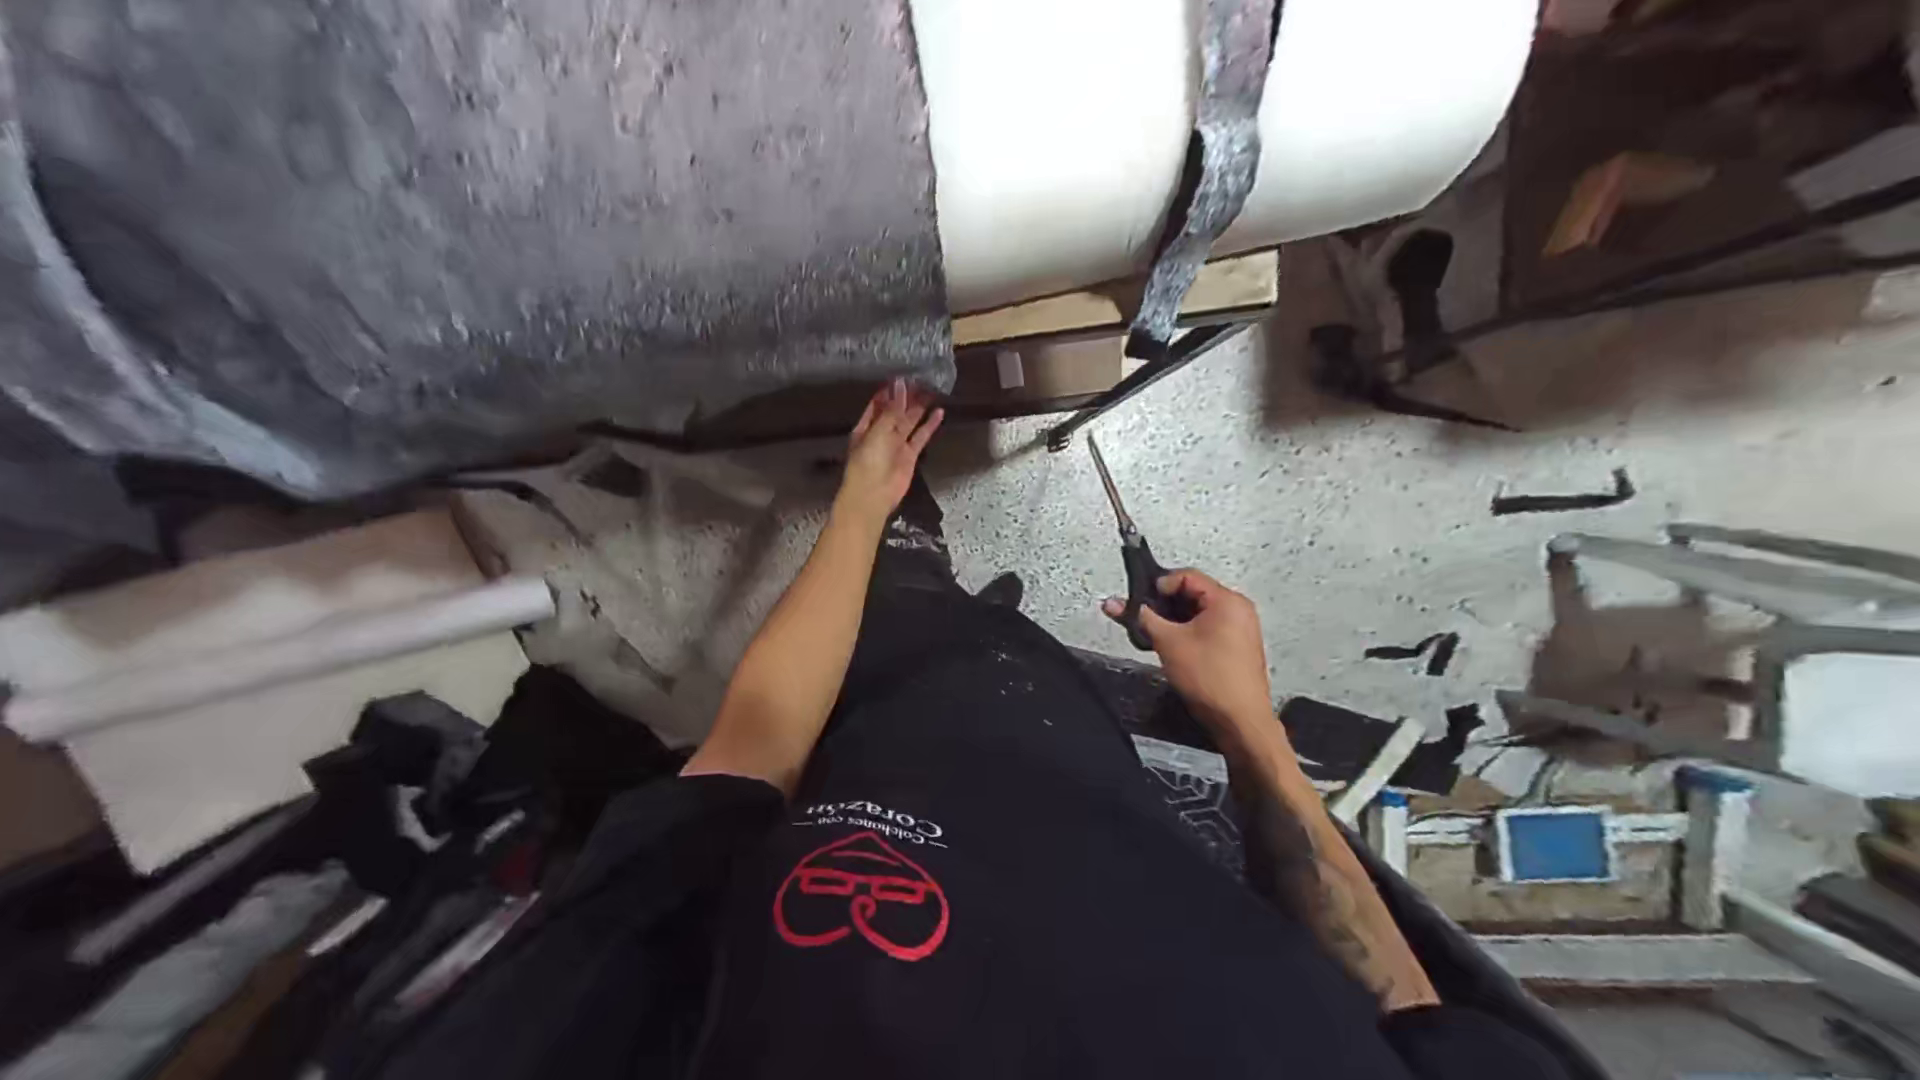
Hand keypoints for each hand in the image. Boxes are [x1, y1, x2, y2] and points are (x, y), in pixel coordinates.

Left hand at [836, 378, 943, 525]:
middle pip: (896, 411)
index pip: (878, 404)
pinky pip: (921, 437)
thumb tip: (901, 385)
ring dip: (919, 408)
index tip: (903, 375)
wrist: (873, 495)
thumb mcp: (878, 431)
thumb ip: (892, 409)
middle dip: (907, 397)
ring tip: (932, 390)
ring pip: (910, 422)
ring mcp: (896, 445)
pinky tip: (939, 412)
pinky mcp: (910, 455)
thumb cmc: (868, 462)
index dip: (890, 391)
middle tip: (921, 379)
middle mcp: (881, 433)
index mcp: (866, 427)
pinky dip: (929, 425)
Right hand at [1104, 568, 1272, 739]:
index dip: (1158, 585)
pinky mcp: (1237, 646)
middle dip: (1163, 604)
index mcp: (1227, 600)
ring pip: (1198, 612)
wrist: (1239, 720)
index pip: (1186, 576)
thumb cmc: (1208, 677)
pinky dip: (1187, 631)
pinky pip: (1208, 627)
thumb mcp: (1168, 642)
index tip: (1140, 602)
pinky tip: (1171, 646)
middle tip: (1142, 618)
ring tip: (1153, 635)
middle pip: (1192, 592)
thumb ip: (1140, 617)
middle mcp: (1238, 609)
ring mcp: (1240, 628)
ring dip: (1173, 620)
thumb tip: (1112, 603)